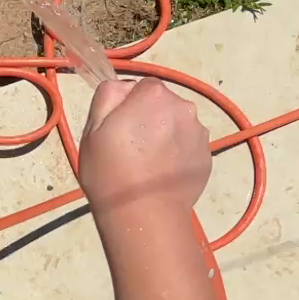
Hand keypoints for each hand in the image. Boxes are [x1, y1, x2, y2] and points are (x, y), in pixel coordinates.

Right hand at [76, 77, 210, 220]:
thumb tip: (121, 86)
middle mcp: (182, 106)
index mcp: (152, 95)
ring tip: (146, 164)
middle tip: (129, 148)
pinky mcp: (206, 154)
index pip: (140, 86)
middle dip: (148, 118)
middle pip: (162, 104)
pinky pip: (187, 146)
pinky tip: (159, 174)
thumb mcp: (92, 131)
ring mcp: (199, 131)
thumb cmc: (111, 171)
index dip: (126, 105)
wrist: (145, 213)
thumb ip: (107, 97)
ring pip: (176, 124)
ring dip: (163, 136)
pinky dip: (175, 154)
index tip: (117, 127)